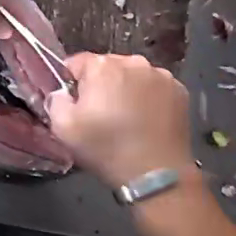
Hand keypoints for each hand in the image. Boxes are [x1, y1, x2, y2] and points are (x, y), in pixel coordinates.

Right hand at [47, 53, 195, 186]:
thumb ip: (55, 100)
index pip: (76, 62)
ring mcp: (161, 76)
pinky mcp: (180, 91)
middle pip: (106, 66)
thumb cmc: (105, 148)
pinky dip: (147, 98)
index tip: (72, 103)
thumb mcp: (62, 127)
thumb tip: (61, 93)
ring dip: (125, 90)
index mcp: (102, 66)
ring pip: (132, 76)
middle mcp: (133, 62)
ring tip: (124, 118)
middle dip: (99, 84)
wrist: (155, 173)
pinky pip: (154, 88)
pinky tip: (145, 120)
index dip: (70, 82)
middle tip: (98, 113)